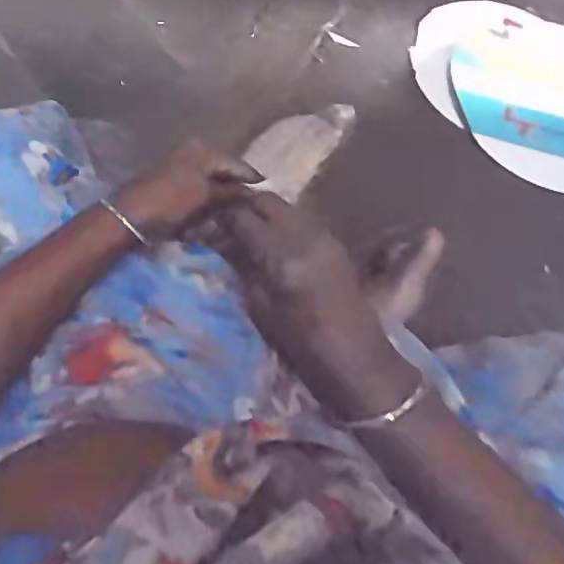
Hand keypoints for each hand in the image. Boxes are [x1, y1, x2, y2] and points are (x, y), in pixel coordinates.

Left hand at [111, 140, 260, 241]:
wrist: (129, 216)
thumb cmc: (169, 201)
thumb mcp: (205, 195)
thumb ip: (230, 191)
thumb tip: (253, 191)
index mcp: (201, 151)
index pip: (236, 164)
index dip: (252, 181)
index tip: (271, 198)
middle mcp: (191, 155)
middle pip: (223, 174)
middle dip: (236, 192)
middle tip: (254, 212)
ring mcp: (179, 171)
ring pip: (210, 187)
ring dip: (220, 203)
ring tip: (236, 219)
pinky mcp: (170, 188)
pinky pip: (196, 196)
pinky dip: (204, 207)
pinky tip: (212, 220)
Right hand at [208, 194, 413, 414]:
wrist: (359, 363)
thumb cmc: (302, 345)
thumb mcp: (259, 306)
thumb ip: (240, 264)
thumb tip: (220, 239)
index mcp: (281, 256)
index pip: (241, 215)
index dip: (219, 215)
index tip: (205, 222)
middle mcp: (304, 236)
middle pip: (265, 200)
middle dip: (242, 205)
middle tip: (224, 220)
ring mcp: (324, 237)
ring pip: (285, 206)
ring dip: (263, 212)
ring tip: (247, 229)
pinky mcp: (335, 244)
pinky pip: (301, 220)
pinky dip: (282, 222)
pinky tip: (273, 240)